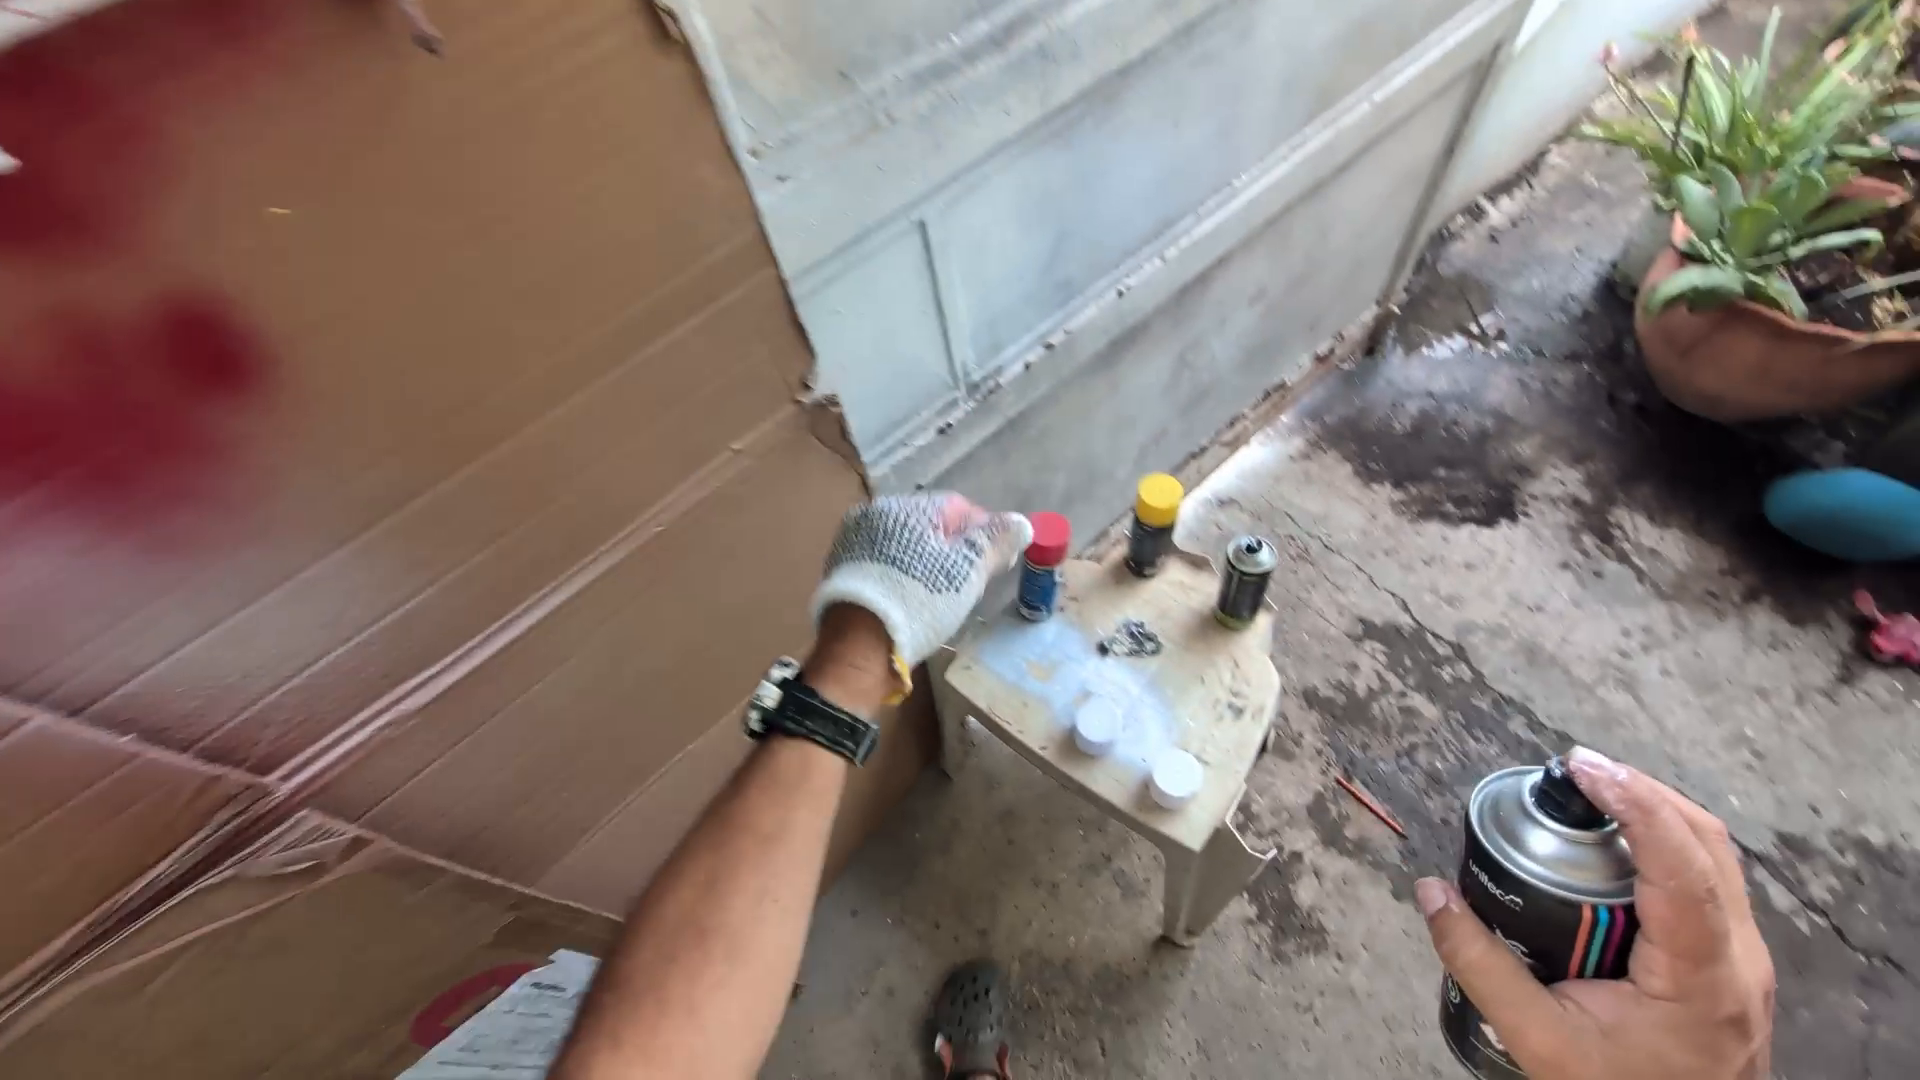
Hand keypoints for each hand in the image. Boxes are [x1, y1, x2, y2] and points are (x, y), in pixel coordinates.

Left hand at [810, 493, 1031, 674]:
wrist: (858, 648)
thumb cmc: (918, 602)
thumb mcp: (966, 572)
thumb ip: (995, 542)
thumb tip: (1021, 523)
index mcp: (907, 506)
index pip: (957, 506)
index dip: (982, 532)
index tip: (994, 560)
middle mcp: (875, 512)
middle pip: (928, 524)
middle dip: (952, 547)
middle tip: (969, 581)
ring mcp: (853, 539)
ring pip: (904, 543)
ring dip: (925, 561)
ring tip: (940, 594)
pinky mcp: (840, 567)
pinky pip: (883, 561)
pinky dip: (900, 574)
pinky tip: (910, 599)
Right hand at [1416, 746, 1774, 1079]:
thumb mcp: (1536, 1038)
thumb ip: (1479, 963)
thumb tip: (1429, 890)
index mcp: (1701, 979)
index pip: (1684, 873)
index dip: (1638, 808)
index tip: (1582, 768)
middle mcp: (1740, 960)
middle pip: (1708, 848)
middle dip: (1642, 792)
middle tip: (1574, 771)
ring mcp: (1743, 959)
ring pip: (1713, 858)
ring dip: (1654, 810)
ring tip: (1589, 792)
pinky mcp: (1730, 960)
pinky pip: (1705, 879)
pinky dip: (1661, 840)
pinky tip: (1612, 841)